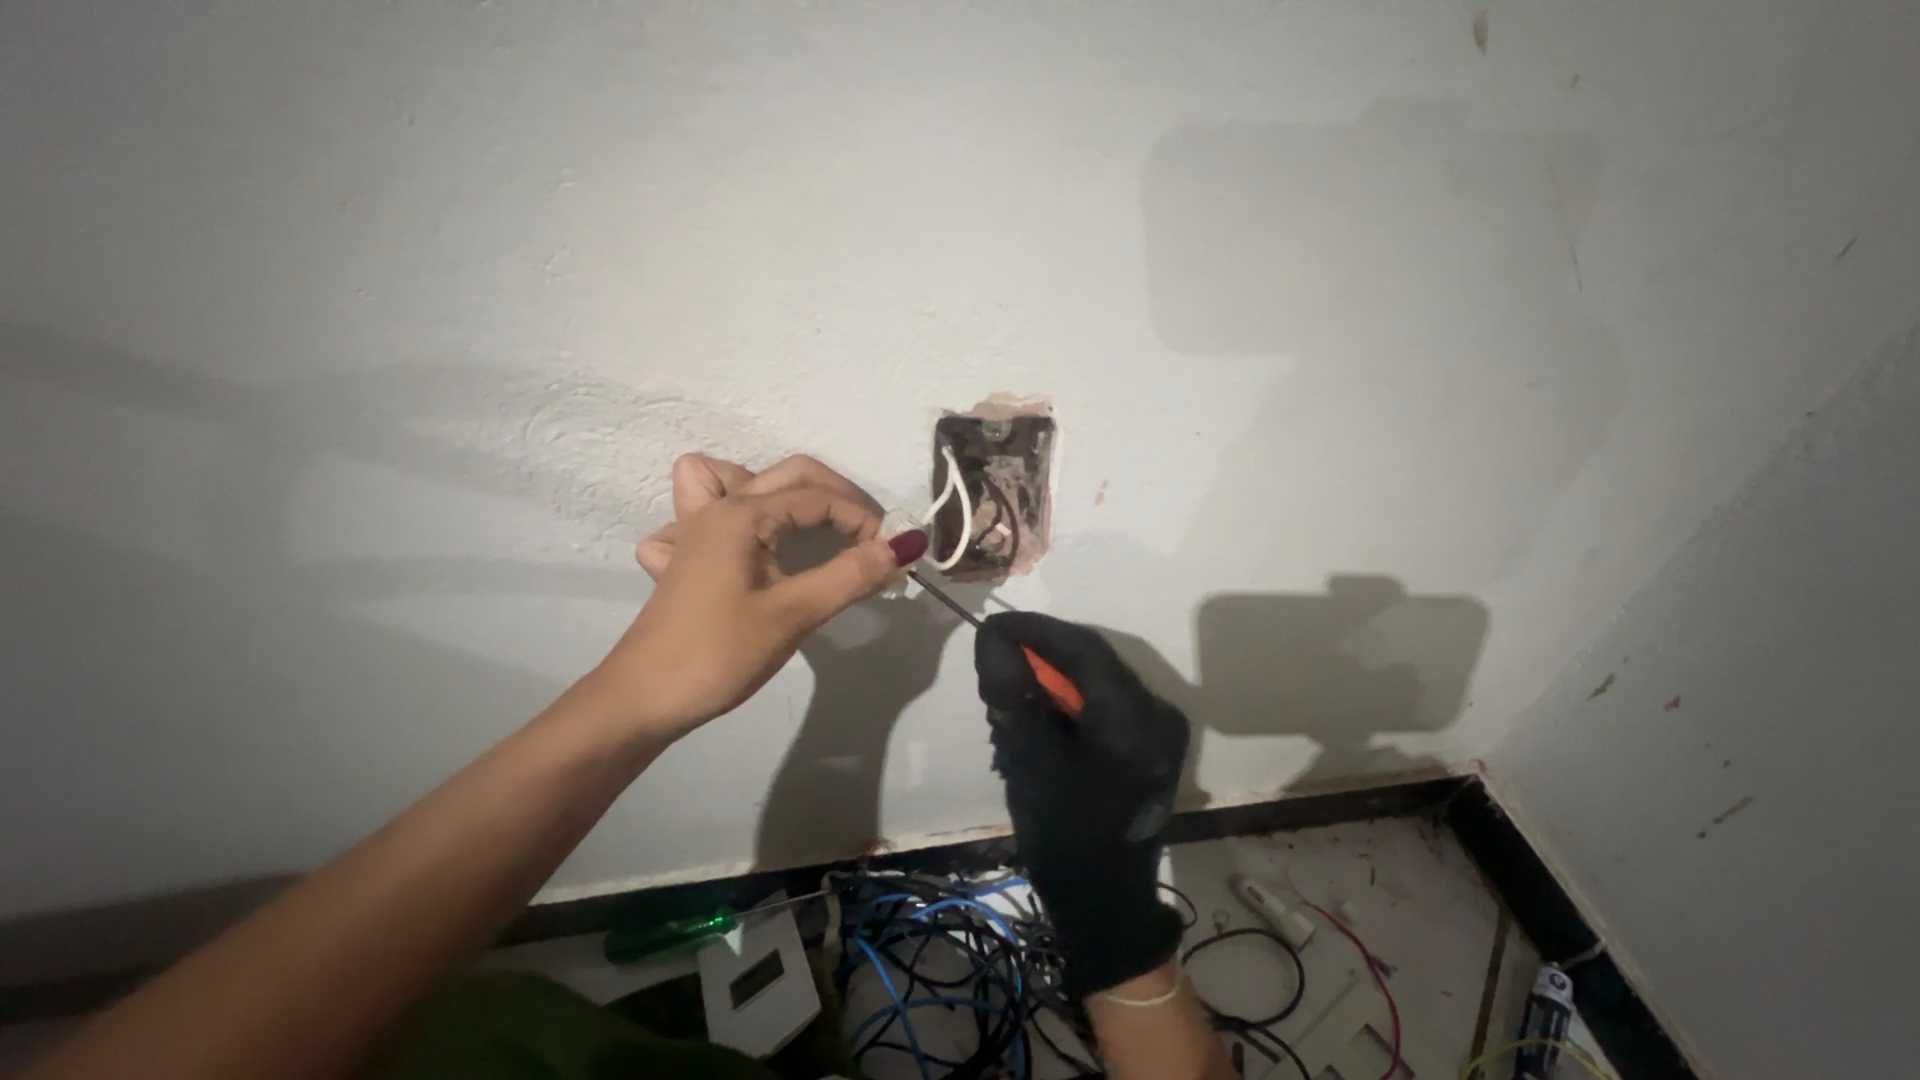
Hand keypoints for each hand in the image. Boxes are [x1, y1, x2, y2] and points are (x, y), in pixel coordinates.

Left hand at [597, 454, 919, 738]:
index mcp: (742, 514)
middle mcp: (716, 508)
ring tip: (798, 524)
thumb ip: (852, 574)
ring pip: (730, 476)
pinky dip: (728, 514)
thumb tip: (907, 545)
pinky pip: (700, 511)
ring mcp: (693, 529)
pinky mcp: (685, 556)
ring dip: (772, 489)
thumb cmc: (720, 653)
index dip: (863, 519)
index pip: (819, 497)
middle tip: (868, 535)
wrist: (644, 699)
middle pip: (788, 474)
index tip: (891, 555)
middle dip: (836, 496)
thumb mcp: (795, 613)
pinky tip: (743, 548)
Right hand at [975, 611, 1190, 997]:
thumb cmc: (1064, 835)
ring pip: (1096, 683)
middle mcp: (1157, 712)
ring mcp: (1160, 730)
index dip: (1033, 629)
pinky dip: (1070, 705)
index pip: (1082, 647)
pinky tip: (1038, 720)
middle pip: (1091, 662)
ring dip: (1053, 682)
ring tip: (1009, 698)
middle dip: (1040, 657)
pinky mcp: (1152, 746)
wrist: (1105, 904)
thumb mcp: (1029, 761)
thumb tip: (993, 636)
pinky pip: (1106, 707)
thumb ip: (1013, 693)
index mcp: (1134, 716)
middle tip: (994, 665)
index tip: (990, 625)